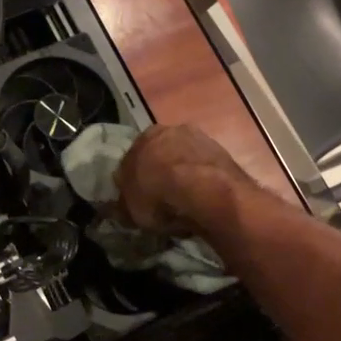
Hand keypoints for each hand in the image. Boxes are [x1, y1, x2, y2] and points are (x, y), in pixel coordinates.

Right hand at [114, 124, 253, 235]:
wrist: (203, 190)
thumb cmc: (158, 195)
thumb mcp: (130, 210)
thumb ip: (122, 206)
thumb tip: (118, 209)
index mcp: (142, 138)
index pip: (133, 158)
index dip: (135, 179)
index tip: (139, 198)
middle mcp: (169, 130)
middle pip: (161, 153)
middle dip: (161, 172)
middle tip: (162, 199)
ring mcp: (198, 138)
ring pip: (185, 159)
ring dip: (184, 175)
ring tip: (185, 202)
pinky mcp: (222, 151)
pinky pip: (205, 169)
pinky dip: (203, 182)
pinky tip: (203, 200)